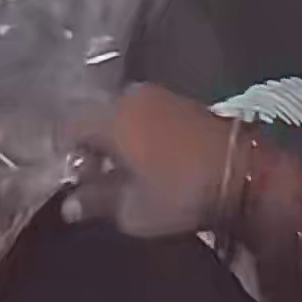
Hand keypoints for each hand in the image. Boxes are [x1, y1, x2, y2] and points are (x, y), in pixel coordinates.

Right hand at [61, 83, 237, 237]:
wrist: (239, 167)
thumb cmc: (179, 189)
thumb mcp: (133, 209)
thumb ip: (96, 201)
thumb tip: (69, 203)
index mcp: (112, 117)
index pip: (69, 123)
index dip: (62, 149)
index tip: (70, 176)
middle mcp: (130, 96)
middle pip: (93, 114)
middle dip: (88, 143)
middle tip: (94, 177)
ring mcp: (156, 93)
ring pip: (118, 110)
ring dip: (113, 135)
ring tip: (121, 169)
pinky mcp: (176, 98)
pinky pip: (140, 109)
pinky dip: (134, 128)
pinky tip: (144, 155)